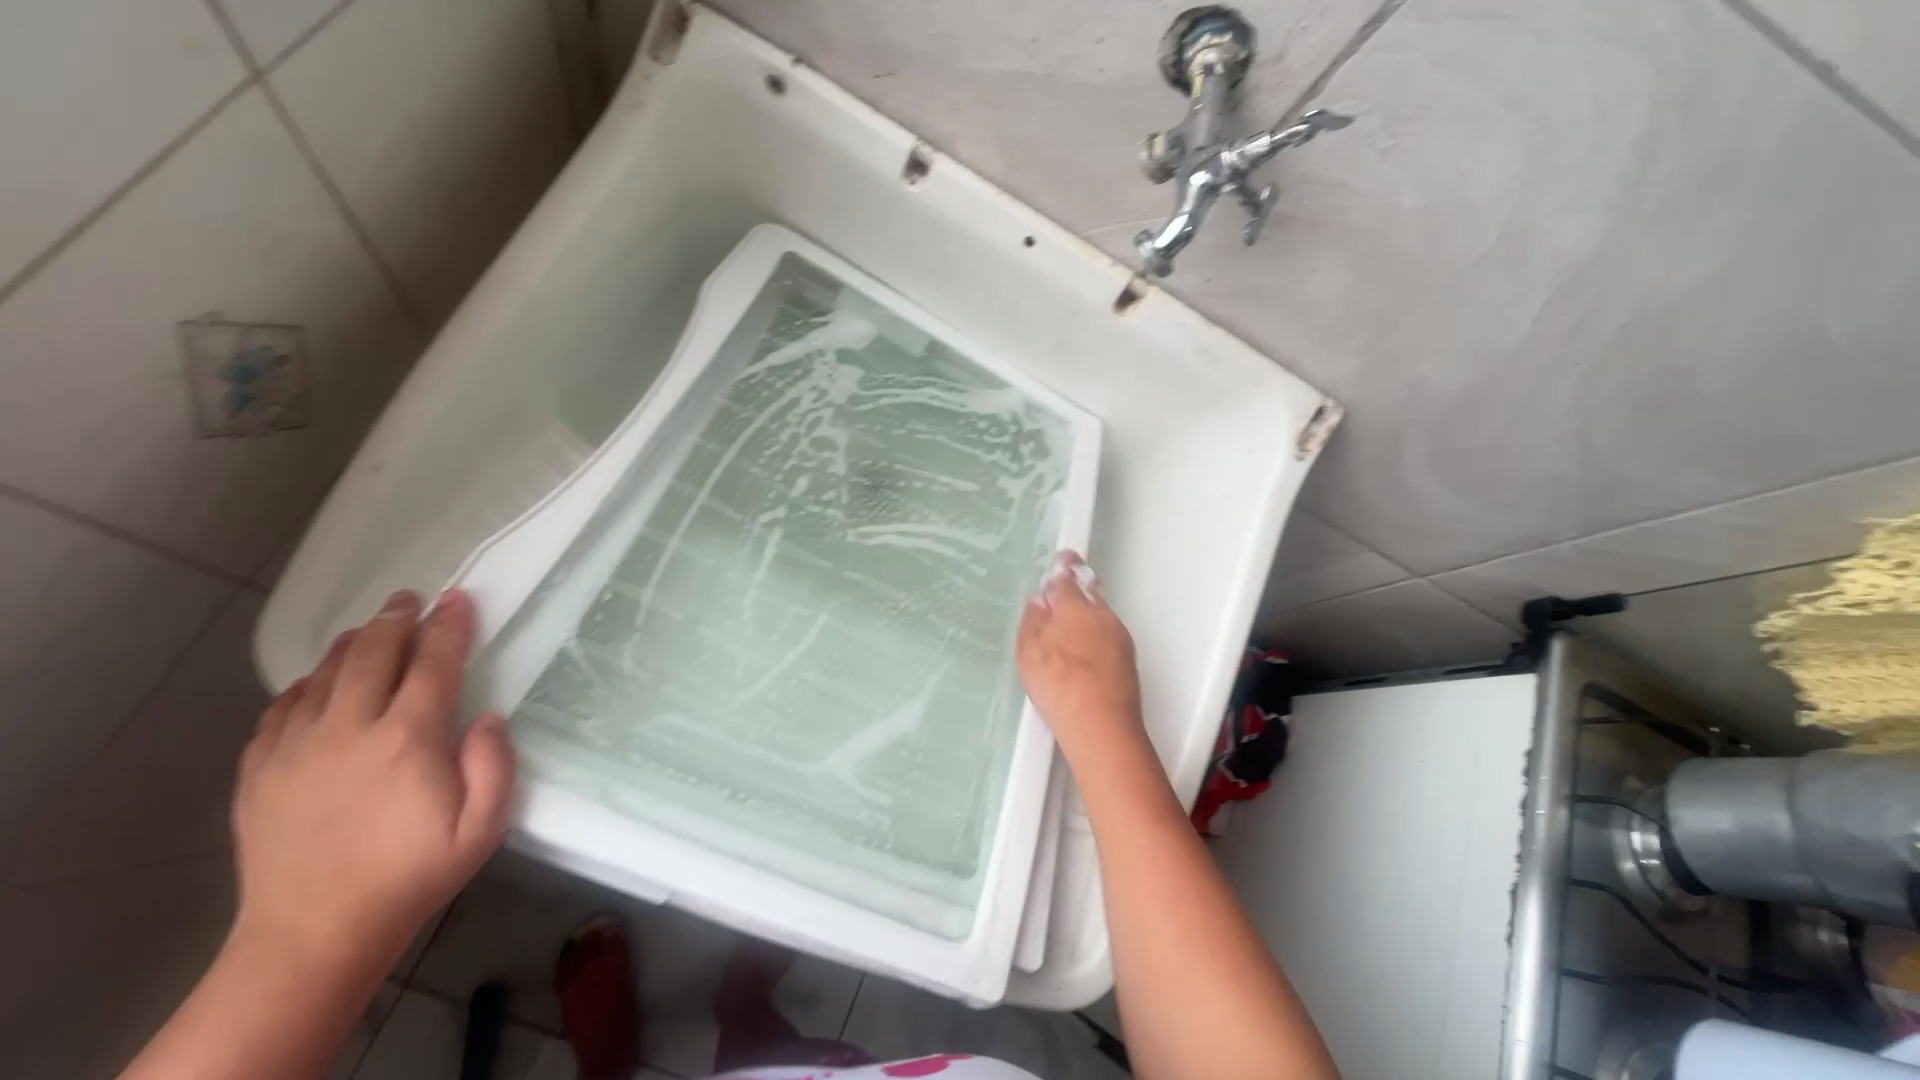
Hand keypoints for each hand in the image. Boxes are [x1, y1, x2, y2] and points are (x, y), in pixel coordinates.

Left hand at [230, 588, 514, 975]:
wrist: (314, 932)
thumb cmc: (410, 877)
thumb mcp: (481, 829)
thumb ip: (494, 766)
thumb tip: (489, 717)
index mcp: (408, 739)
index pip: (434, 664)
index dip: (449, 627)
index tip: (458, 599)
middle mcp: (349, 728)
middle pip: (373, 654)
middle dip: (396, 620)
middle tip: (409, 599)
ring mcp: (296, 746)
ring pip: (324, 674)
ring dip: (351, 644)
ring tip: (369, 630)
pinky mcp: (260, 770)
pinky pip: (281, 708)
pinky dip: (305, 685)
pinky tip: (317, 685)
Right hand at [1015, 551, 1145, 756]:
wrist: (1099, 723)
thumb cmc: (1057, 685)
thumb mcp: (1029, 653)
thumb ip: (1032, 621)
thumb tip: (1039, 601)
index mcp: (1074, 607)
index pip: (1067, 579)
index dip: (1063, 569)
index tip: (1064, 558)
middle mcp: (1101, 615)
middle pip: (1090, 594)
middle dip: (1079, 591)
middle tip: (1065, 595)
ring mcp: (1119, 636)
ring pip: (1101, 616)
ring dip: (1088, 617)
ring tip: (1071, 634)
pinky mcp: (1128, 658)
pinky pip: (1109, 636)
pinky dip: (1097, 639)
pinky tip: (1086, 656)